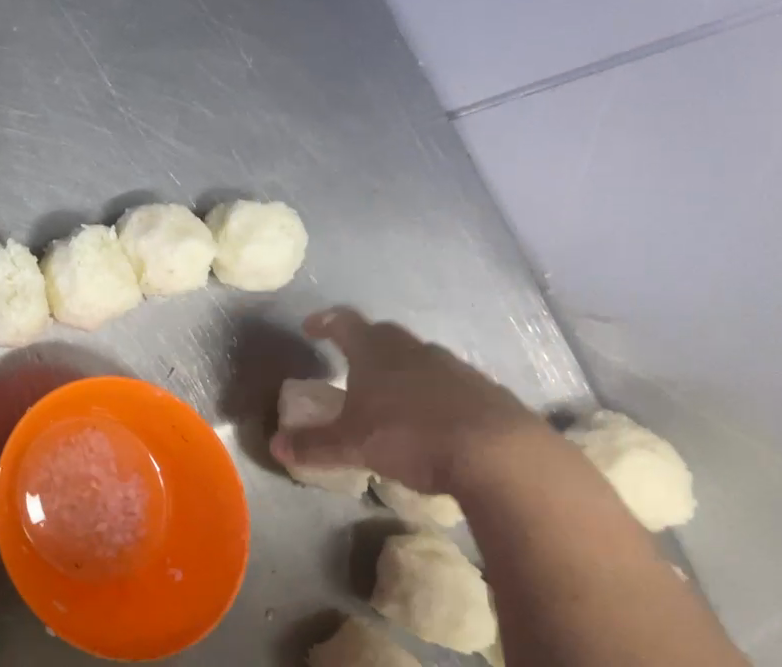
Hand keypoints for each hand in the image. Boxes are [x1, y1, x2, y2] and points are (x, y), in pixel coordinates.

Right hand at [269, 307, 547, 494]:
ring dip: (407, 372)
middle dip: (366, 346)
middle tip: (353, 364)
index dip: (324, 322)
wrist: (506, 460)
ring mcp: (459, 370)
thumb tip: (275, 447)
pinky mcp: (493, 397)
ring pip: (424, 361)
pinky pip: (457, 388)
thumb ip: (314, 445)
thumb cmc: (412, 437)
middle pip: (385, 336)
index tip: (311, 329)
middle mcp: (415, 350)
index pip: (343, 321)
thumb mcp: (352, 446)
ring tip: (396, 399)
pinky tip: (440, 425)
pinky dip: (441, 399)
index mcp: (375, 351)